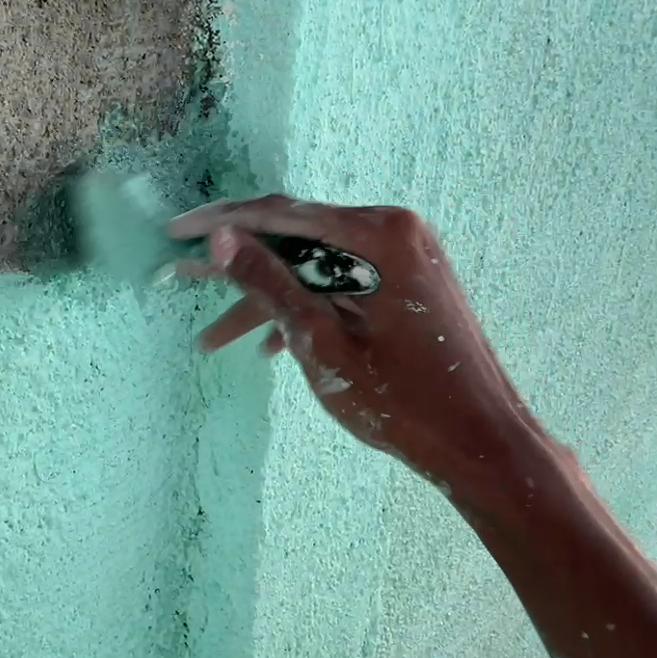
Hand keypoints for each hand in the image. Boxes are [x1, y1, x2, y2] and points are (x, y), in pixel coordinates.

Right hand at [172, 197, 537, 486]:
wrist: (481, 442)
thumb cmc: (401, 400)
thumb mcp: (318, 340)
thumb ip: (266, 283)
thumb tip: (219, 238)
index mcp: (379, 234)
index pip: (281, 214)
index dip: (220, 222)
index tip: (175, 231)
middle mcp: (392, 231)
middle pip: (294, 239)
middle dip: (236, 267)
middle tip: (179, 278)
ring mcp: (401, 256)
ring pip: (311, 268)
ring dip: (264, 300)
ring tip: (211, 340)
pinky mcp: (403, 282)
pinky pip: (337, 283)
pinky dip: (302, 308)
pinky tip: (267, 347)